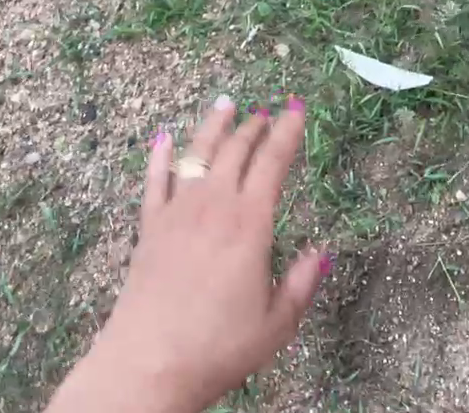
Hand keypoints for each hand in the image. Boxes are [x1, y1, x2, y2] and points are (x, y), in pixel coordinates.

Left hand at [47, 96, 324, 412]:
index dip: (288, 131)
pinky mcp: (149, 227)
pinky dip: (160, 156)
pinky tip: (164, 138)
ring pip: (198, 153)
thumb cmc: (217, 347)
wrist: (147, 365)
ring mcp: (177, 212)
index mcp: (250, 223)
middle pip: (236, 150)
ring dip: (214, 125)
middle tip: (267, 110)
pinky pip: (155, 180)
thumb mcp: (276, 325)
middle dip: (254, 125)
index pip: (273, 162)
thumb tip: (322, 252)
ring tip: (226, 103)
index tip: (297, 107)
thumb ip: (301, 284)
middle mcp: (214, 205)